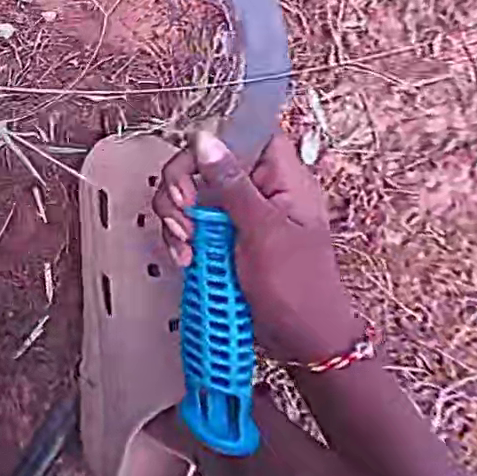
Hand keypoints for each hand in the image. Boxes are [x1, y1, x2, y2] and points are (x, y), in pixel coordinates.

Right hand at [153, 129, 359, 364]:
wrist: (301, 342)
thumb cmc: (298, 288)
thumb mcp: (265, 232)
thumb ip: (232, 185)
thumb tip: (205, 139)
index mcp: (283, 179)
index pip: (247, 133)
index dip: (218, 137)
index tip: (196, 161)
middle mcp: (257, 189)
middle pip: (204, 160)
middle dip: (181, 184)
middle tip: (183, 210)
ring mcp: (235, 213)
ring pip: (187, 191)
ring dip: (175, 215)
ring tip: (186, 243)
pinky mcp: (218, 235)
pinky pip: (185, 221)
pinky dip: (178, 236)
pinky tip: (186, 256)